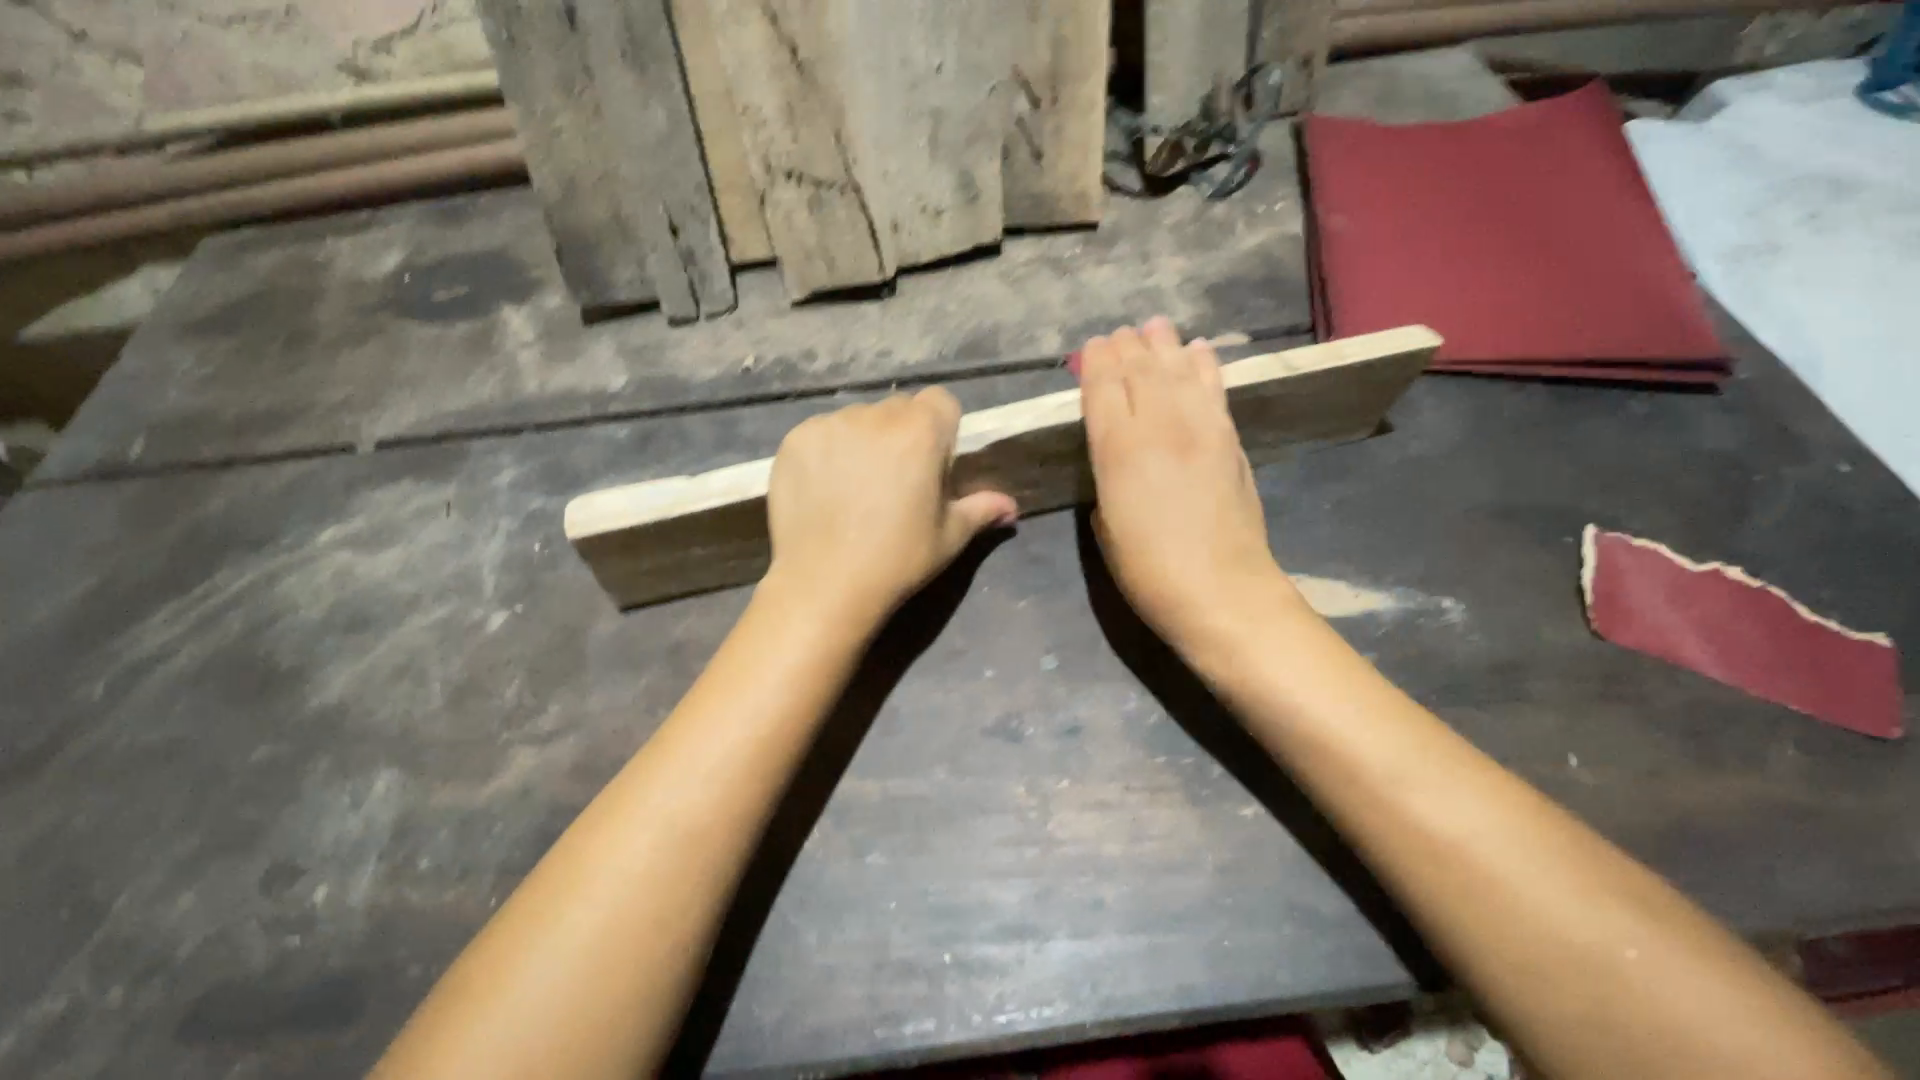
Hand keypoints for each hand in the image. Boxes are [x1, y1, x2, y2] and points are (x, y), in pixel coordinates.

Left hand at [764, 388, 1017, 624]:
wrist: (824, 584)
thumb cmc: (897, 560)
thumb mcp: (949, 537)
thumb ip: (980, 510)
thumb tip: (1011, 507)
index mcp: (922, 431)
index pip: (941, 402)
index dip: (941, 431)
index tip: (932, 467)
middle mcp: (876, 416)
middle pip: (899, 410)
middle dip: (902, 435)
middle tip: (895, 483)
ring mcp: (830, 425)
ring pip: (858, 420)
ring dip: (863, 443)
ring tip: (854, 491)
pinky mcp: (795, 440)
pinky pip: (822, 435)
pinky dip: (827, 454)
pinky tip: (825, 491)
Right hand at [1080, 317, 1302, 648]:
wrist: (1221, 589)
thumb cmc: (1148, 571)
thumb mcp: (1105, 526)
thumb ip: (1107, 480)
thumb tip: (1117, 459)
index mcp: (1116, 449)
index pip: (1102, 386)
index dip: (1095, 361)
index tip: (1091, 347)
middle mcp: (1157, 425)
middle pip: (1139, 368)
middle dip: (1126, 346)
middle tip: (1119, 335)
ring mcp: (1199, 426)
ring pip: (1176, 368)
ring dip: (1163, 345)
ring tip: (1154, 328)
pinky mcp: (1230, 437)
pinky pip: (1213, 386)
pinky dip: (1203, 364)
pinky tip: (1197, 350)